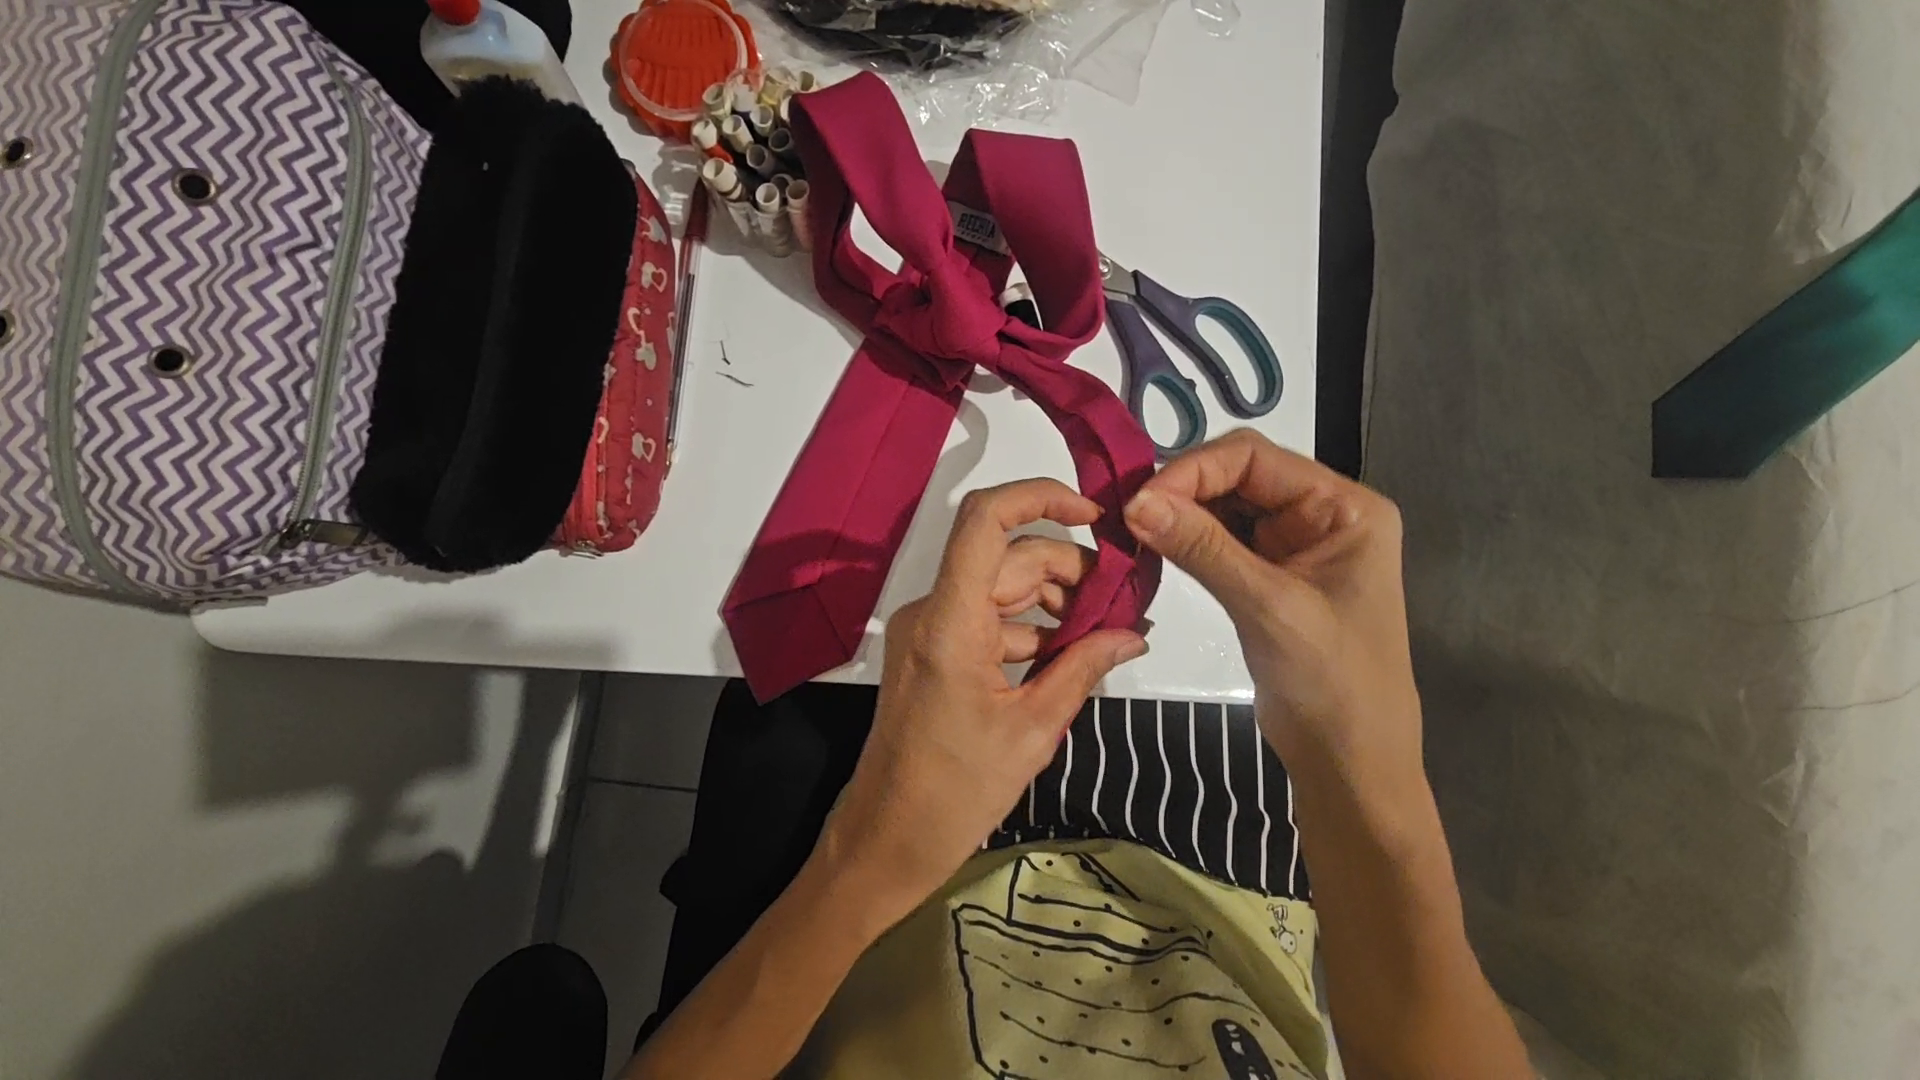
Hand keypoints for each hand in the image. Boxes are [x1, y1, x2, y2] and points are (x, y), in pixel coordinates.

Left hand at [820, 479, 1149, 914]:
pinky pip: (987, 617)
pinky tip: (1068, 654)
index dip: (1040, 497)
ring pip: (1000, 586)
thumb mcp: (1033, 730)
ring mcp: (929, 629)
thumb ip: (1084, 668)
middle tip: (1122, 604)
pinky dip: (1029, 627)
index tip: (1093, 514)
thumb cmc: (957, 792)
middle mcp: (933, 611)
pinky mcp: (932, 650)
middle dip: (1069, 571)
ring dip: (1053, 601)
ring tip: (1103, 633)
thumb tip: (1133, 634)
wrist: (887, 838)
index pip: (986, 520)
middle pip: (1008, 557)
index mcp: (951, 622)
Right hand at [1122, 430, 1419, 772]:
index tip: (1139, 502)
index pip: (1255, 458)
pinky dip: (1185, 541)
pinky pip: (1219, 540)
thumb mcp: (1268, 607)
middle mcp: (1321, 513)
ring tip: (1131, 530)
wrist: (1350, 761)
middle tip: (1126, 515)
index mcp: (1344, 507)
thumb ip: (1203, 548)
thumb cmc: (1332, 683)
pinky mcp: (1269, 574)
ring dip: (1179, 514)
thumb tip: (1135, 502)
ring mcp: (1294, 544)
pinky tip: (1154, 549)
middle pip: (1238, 475)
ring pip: (1224, 506)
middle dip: (1181, 490)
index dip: (1192, 471)